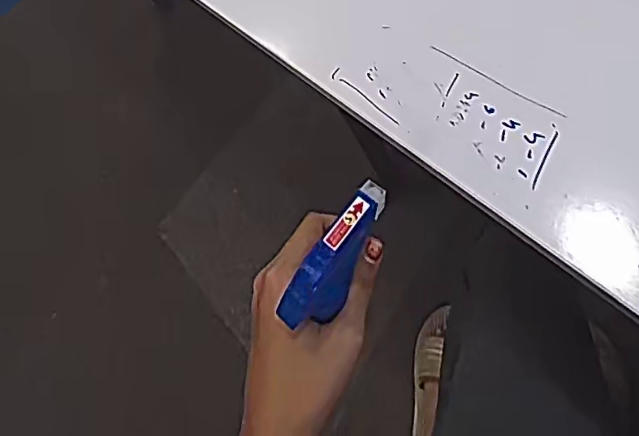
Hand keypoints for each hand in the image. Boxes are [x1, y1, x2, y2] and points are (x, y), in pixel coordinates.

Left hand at [240, 212, 385, 435]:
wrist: (276, 429)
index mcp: (281, 280)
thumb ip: (362, 285)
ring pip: (306, 260)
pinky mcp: (270, 306)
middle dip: (341, 250)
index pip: (314, 226)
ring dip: (331, 270)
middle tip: (364, 263)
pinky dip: (320, 283)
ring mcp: (266, 294)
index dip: (345, 224)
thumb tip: (372, 252)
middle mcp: (268, 281)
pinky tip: (331, 311)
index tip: (367, 223)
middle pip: (309, 240)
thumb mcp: (346, 335)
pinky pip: (298, 278)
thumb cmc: (301, 393)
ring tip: (346, 299)